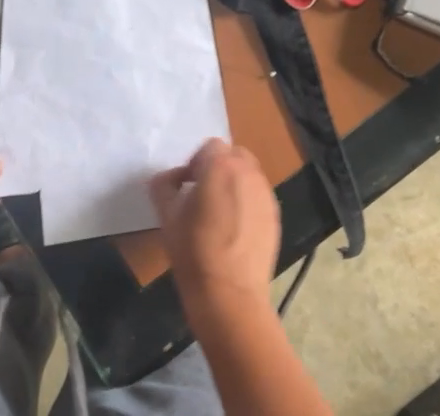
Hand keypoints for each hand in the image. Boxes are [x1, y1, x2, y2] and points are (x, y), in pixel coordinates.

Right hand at [149, 138, 278, 311]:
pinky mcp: (275, 216)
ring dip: (234, 183)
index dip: (195, 163)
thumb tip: (170, 177)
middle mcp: (248, 173)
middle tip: (202, 195)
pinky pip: (258, 196)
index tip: (187, 187)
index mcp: (220, 166)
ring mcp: (266, 194)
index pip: (209, 147)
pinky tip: (235, 230)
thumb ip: (164, 185)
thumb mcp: (166, 215)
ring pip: (248, 175)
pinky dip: (247, 202)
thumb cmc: (193, 250)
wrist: (230, 294)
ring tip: (219, 214)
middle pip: (234, 155)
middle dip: (218, 167)